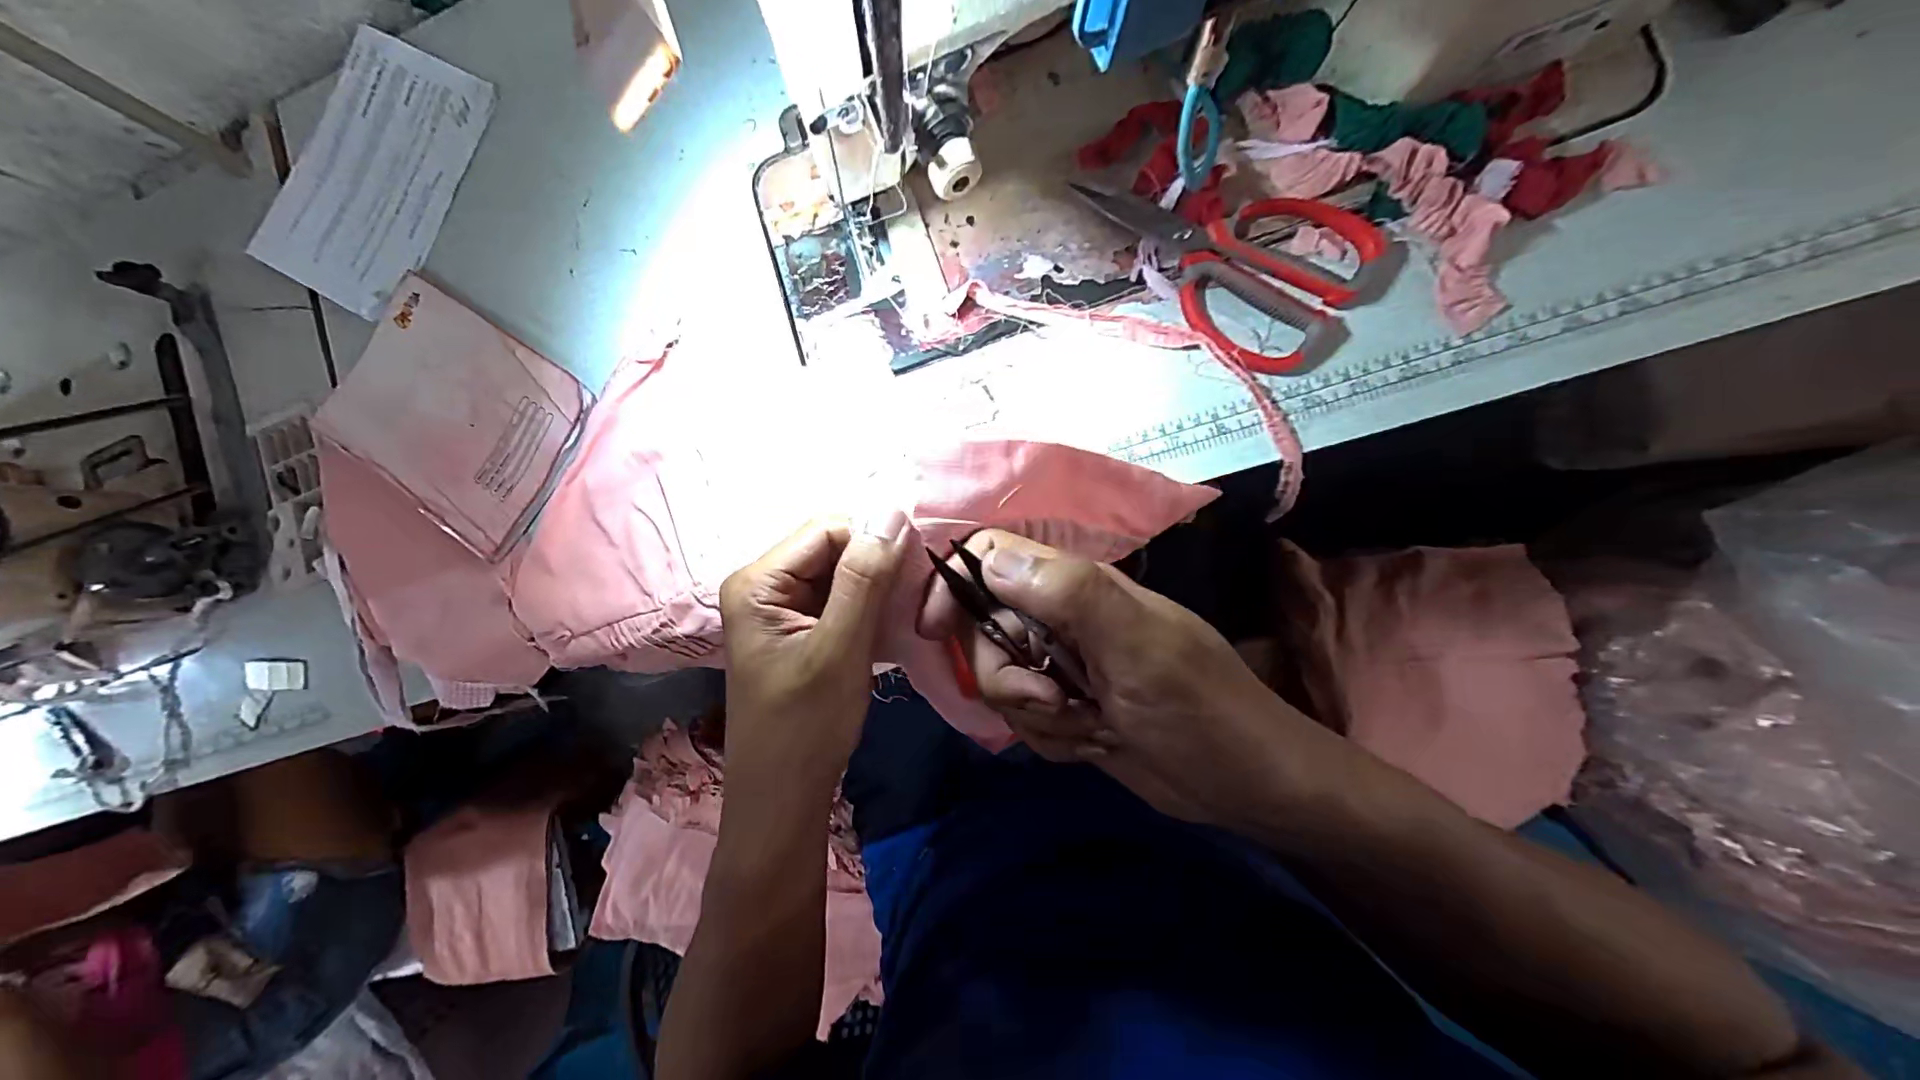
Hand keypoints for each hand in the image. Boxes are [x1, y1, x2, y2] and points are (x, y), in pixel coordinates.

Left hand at [720, 515, 908, 789]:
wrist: (784, 799)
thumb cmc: (805, 728)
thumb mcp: (840, 649)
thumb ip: (865, 579)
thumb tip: (893, 512)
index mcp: (756, 582)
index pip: (826, 530)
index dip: (874, 541)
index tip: (918, 570)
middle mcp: (763, 586)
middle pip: (833, 549)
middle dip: (877, 566)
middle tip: (916, 597)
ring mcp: (781, 609)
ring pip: (843, 574)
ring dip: (878, 589)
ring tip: (907, 615)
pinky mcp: (800, 630)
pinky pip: (841, 601)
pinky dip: (870, 609)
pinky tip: (891, 628)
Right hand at [919, 529, 1343, 828]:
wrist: (1245, 785)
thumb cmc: (1201, 708)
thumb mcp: (1139, 647)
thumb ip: (1068, 594)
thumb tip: (989, 558)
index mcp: (1079, 585)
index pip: (994, 556)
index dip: (955, 584)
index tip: (936, 630)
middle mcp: (1063, 618)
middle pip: (983, 630)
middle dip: (1008, 677)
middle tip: (1056, 701)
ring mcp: (1065, 665)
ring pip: (1002, 682)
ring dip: (1036, 715)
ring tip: (1092, 726)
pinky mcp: (1068, 708)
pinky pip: (1024, 719)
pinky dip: (1052, 738)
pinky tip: (1094, 743)